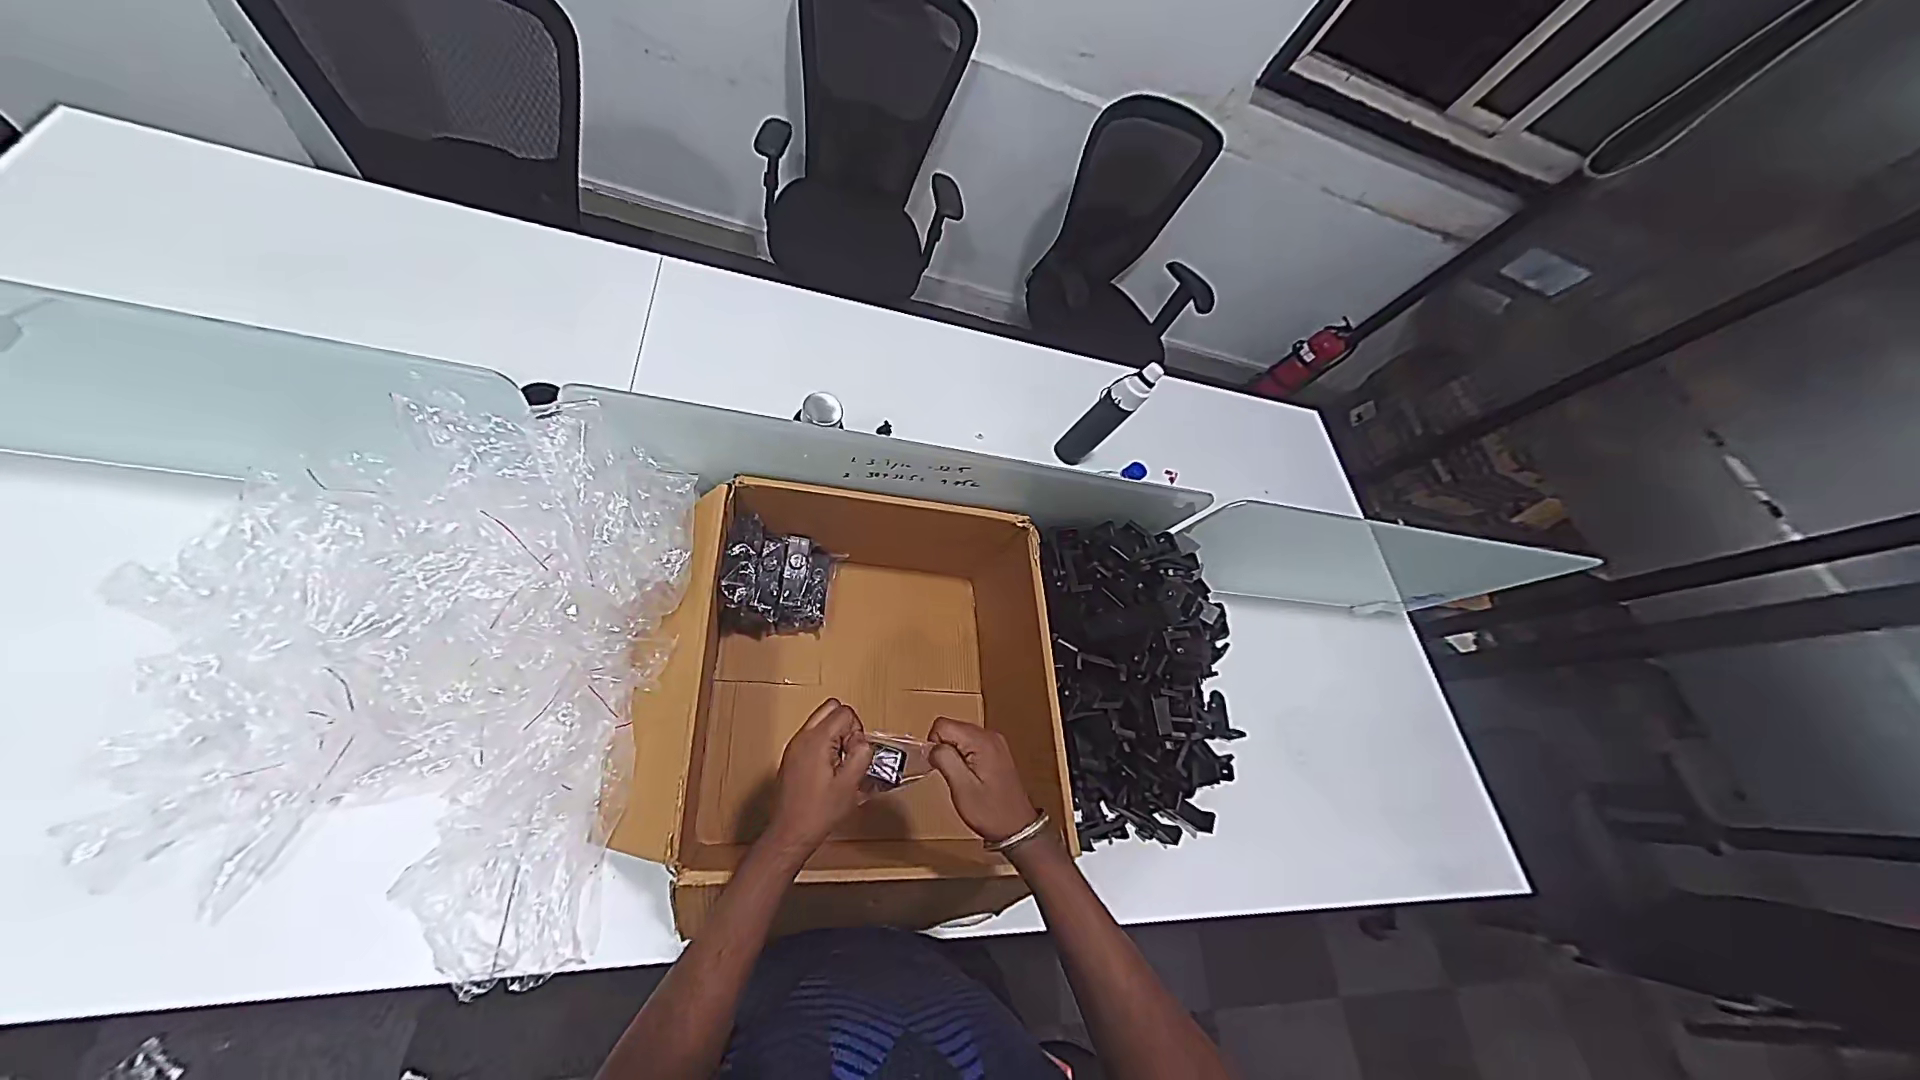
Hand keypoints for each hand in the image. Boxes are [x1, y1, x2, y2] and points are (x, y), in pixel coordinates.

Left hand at [765, 698, 873, 857]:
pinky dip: (825, 744)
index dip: (856, 731)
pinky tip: (828, 771)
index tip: (854, 754)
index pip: (844, 712)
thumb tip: (863, 742)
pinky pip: (813, 736)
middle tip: (850, 751)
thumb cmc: (817, 813)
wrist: (790, 833)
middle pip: (831, 708)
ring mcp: (794, 746)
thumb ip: (862, 755)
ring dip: (836, 734)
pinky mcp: (792, 757)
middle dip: (846, 725)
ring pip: (821, 720)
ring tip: (840, 763)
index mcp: (816, 740)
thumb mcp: (850, 784)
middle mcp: (802, 738)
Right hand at [929, 717, 1040, 843]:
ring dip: (954, 754)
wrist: (1017, 827)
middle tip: (953, 775)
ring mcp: (995, 742)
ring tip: (963, 778)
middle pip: (951, 727)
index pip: (942, 724)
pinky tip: (971, 776)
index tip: (941, 766)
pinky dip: (964, 756)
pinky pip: (970, 744)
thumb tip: (931, 745)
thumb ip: (945, 760)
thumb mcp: (962, 788)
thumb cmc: (990, 812)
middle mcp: (990, 735)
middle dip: (944, 749)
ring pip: (959, 735)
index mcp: (981, 741)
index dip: (934, 744)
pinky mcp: (996, 750)